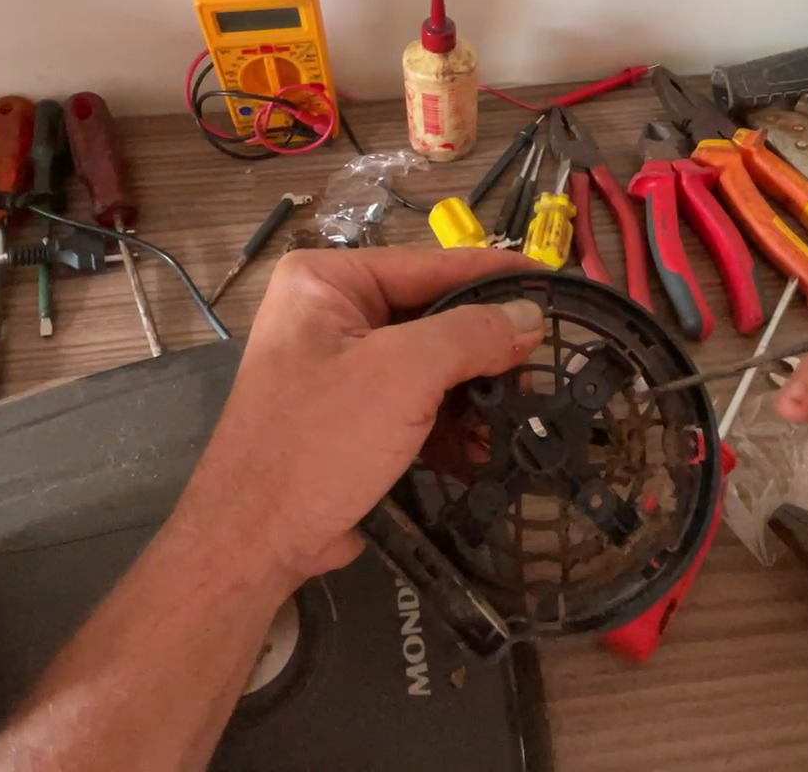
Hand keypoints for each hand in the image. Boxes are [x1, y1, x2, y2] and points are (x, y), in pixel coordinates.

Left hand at [176, 246, 546, 586]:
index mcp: (328, 280)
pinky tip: (485, 448)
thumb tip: (528, 317)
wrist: (254, 543)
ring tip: (521, 412)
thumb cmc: (320, 441)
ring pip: (430, 363)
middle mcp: (333, 313)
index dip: (495, 274)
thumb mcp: (402, 374)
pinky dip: (450, 423)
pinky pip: (416, 401)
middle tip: (539, 364)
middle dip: (485, 348)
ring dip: (474, 393)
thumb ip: (471, 335)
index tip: (552, 281)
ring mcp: (342, 365)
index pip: (429, 264)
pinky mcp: (354, 412)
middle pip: (433, 315)